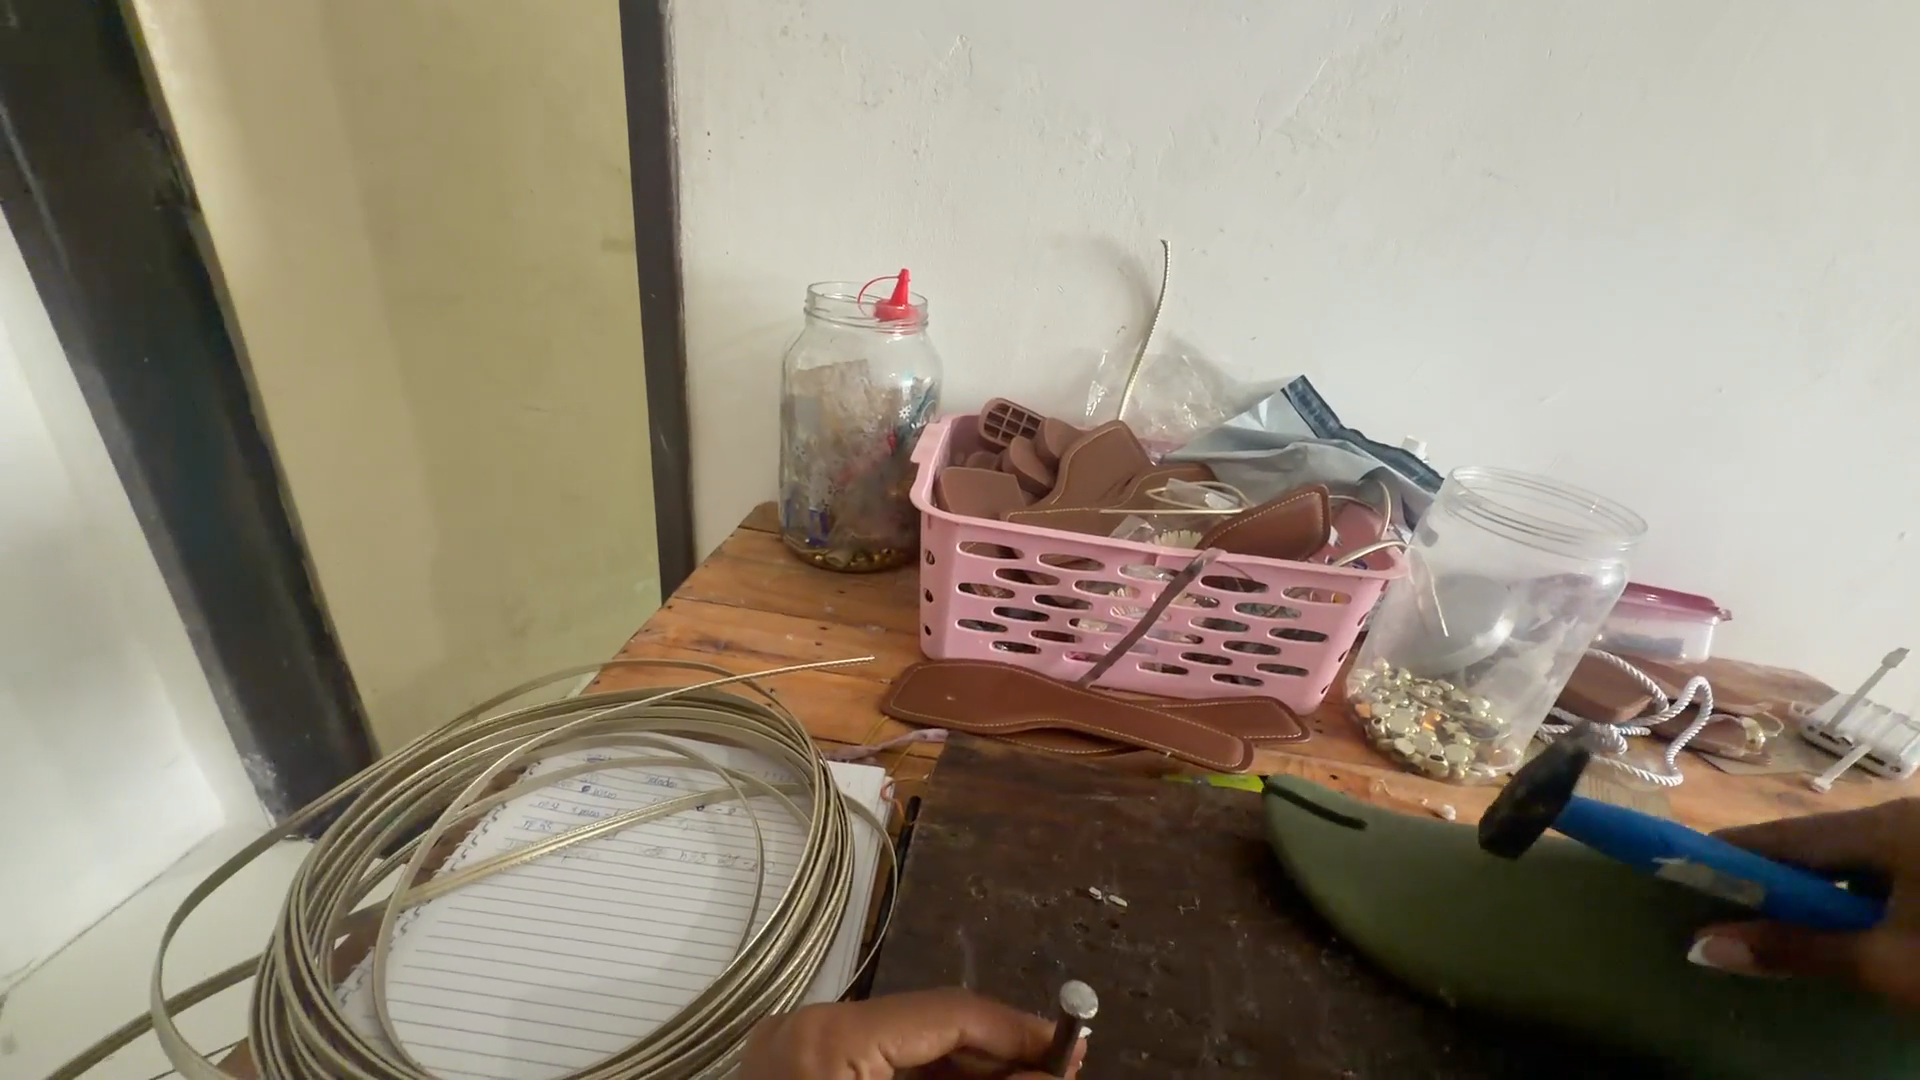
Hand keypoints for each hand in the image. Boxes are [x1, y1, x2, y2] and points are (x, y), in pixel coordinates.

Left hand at [739, 989, 1082, 1078]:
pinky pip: (876, 1068)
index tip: (1070, 1046)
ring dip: (965, 1071)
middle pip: (926, 1027)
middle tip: (1055, 1069)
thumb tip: (1051, 1074)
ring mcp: (797, 1050)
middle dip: (994, 1054)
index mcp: (832, 1037)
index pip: (946, 1013)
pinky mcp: (798, 1072)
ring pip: (903, 1048)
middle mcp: (809, 1026)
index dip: (1015, 1029)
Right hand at [1690, 798, 1919, 1009]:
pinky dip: (1882, 898)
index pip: (1770, 836)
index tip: (1685, 886)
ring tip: (1826, 938)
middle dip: (1784, 886)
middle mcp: (1911, 815)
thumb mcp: (1896, 969)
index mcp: (1881, 824)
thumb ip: (1795, 950)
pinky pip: (1905, 869)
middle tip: (1757, 926)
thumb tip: (1697, 947)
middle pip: (1818, 846)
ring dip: (1835, 897)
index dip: (1723, 860)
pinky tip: (1889, 934)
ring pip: (1865, 860)